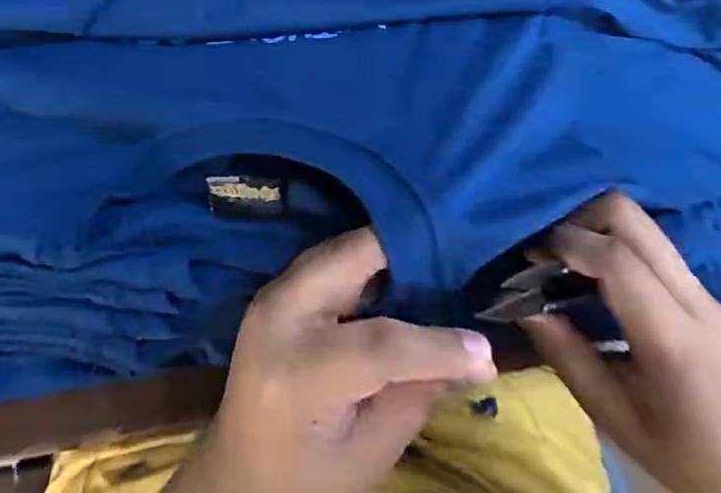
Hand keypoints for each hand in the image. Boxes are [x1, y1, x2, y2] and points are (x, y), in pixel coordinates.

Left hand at [166, 228, 498, 492]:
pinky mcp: (275, 291)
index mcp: (299, 372)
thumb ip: (417, 395)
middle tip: (456, 260)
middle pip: (351, 260)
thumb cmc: (304, 480)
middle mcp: (279, 316)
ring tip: (434, 262)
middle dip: (406, 251)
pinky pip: (329, 260)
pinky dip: (366, 261)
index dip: (438, 344)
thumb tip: (473, 355)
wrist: (237, 474)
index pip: (381, 343)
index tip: (483, 351)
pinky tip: (398, 271)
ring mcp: (271, 296)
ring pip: (339, 249)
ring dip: (387, 251)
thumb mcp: (369, 454)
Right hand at [522, 193, 720, 492]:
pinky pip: (651, 245)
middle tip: (548, 252)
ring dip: (596, 228)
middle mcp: (693, 298)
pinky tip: (595, 279)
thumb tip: (525, 306)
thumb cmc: (687, 459)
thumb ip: (568, 356)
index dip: (566, 242)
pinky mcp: (702, 295)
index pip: (615, 256)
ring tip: (565, 263)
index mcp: (673, 335)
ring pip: (641, 223)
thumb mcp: (616, 418)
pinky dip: (614, 243)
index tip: (531, 257)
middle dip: (579, 218)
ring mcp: (703, 291)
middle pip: (629, 215)